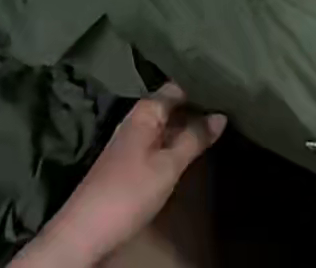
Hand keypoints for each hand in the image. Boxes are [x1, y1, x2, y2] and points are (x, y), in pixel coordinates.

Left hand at [12, 82, 226, 267]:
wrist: (84, 232)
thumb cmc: (129, 191)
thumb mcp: (169, 166)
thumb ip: (195, 138)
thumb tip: (221, 115)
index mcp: (146, 109)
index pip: (179, 85)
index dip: (203, 84)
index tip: (228, 83)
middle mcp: (138, 117)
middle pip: (173, 103)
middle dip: (198, 103)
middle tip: (231, 102)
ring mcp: (133, 138)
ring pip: (167, 122)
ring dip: (189, 123)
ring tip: (220, 119)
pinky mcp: (130, 159)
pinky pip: (160, 138)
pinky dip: (177, 138)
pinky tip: (194, 143)